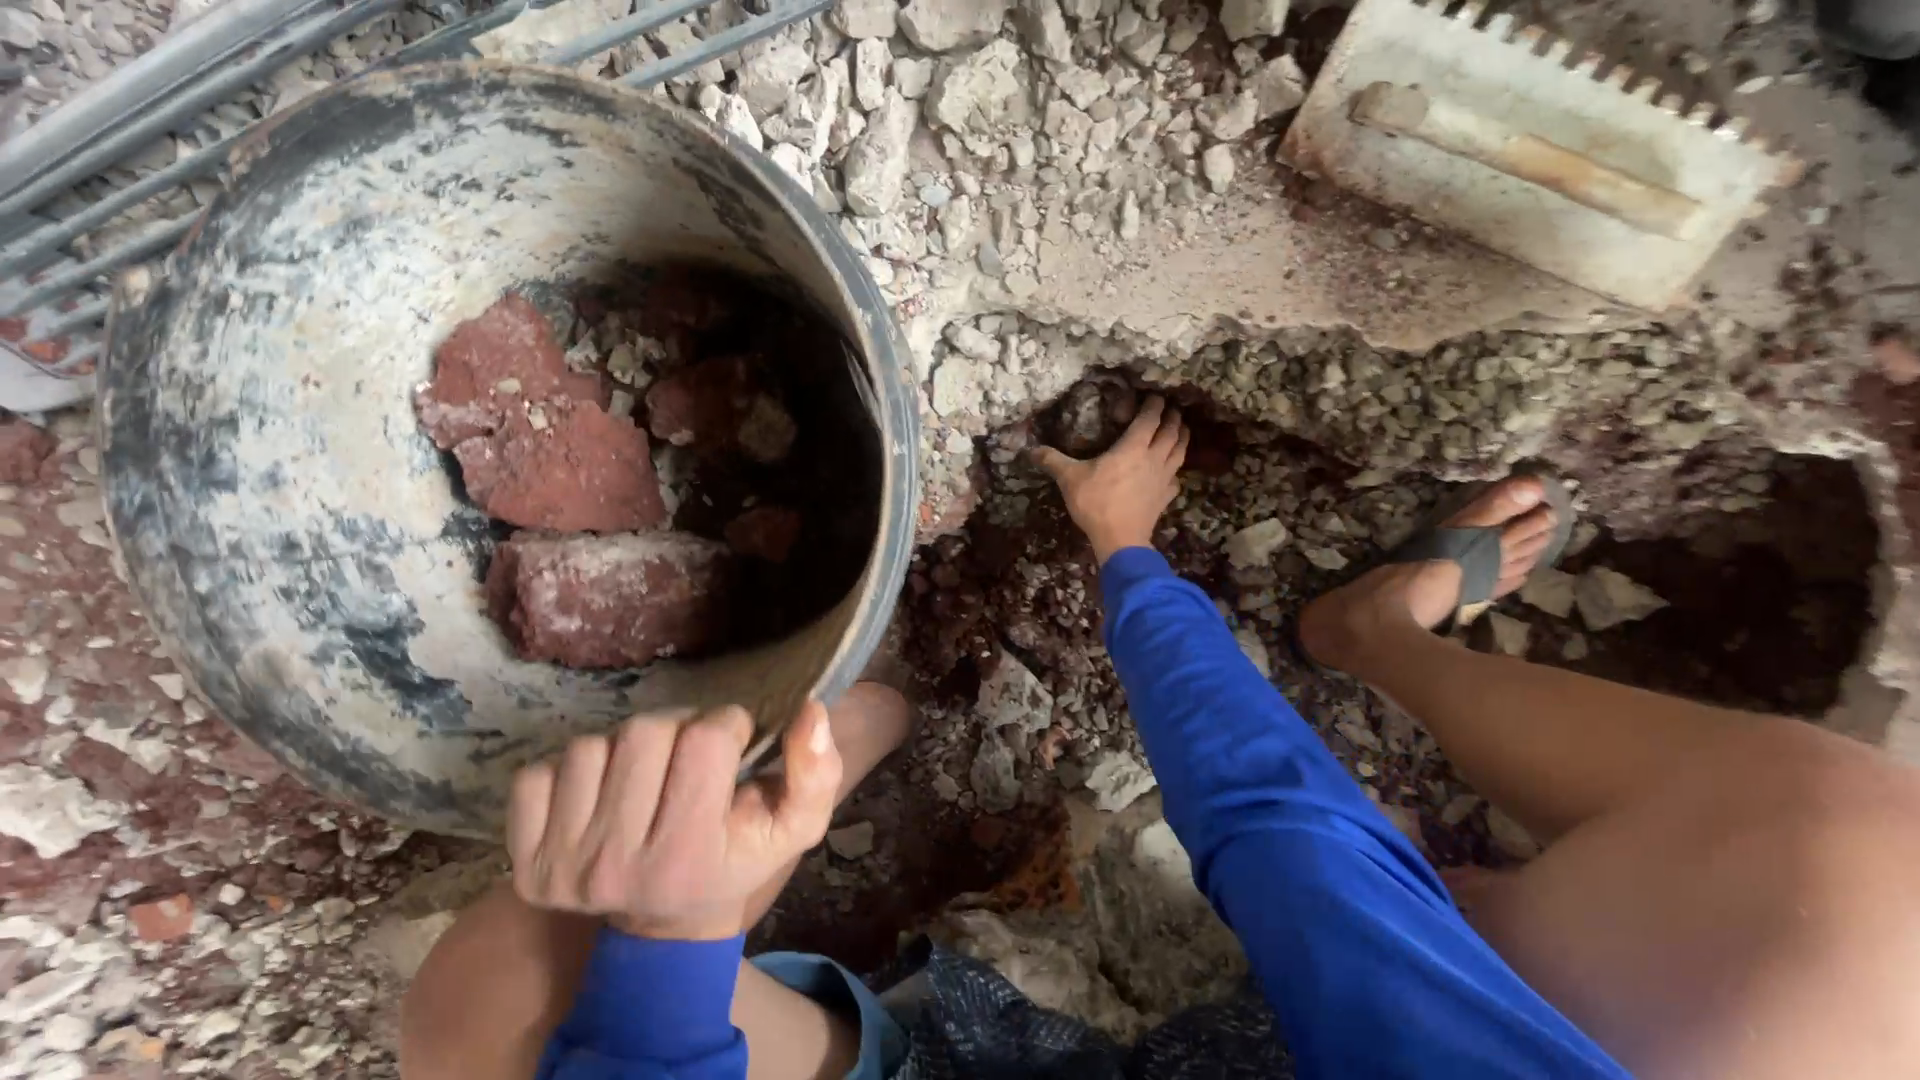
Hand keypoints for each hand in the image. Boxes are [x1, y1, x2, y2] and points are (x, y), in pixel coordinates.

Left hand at [506, 702, 842, 941]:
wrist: (667, 926)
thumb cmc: (736, 863)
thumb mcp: (794, 827)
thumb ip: (816, 771)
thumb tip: (811, 710)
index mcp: (689, 855)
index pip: (706, 739)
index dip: (727, 726)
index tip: (731, 745)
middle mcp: (618, 865)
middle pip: (645, 732)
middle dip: (675, 729)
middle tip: (686, 757)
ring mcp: (563, 867)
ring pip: (590, 746)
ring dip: (623, 750)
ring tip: (644, 776)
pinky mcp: (524, 865)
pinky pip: (534, 775)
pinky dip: (569, 774)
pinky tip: (599, 796)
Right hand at [1031, 394, 1188, 562]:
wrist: (1120, 540)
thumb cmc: (1096, 504)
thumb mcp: (1069, 479)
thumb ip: (1053, 461)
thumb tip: (1031, 450)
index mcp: (1132, 448)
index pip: (1149, 419)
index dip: (1154, 405)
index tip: (1156, 396)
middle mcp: (1153, 458)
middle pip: (1171, 432)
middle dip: (1172, 418)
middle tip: (1172, 410)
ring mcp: (1163, 479)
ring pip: (1180, 452)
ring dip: (1182, 438)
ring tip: (1181, 430)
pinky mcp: (1166, 497)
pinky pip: (1176, 479)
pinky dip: (1176, 471)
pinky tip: (1172, 473)